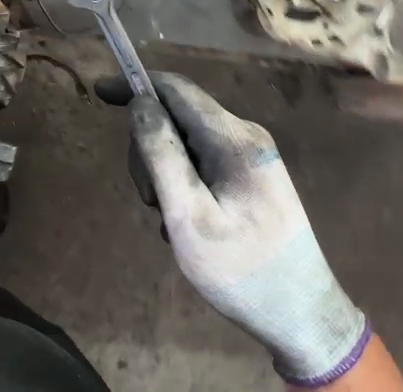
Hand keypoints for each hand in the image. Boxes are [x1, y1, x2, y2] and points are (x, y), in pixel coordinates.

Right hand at [128, 72, 369, 386]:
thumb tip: (140, 103)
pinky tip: (188, 221)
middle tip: (150, 200)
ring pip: (185, 138)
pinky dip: (182, 181)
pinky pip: (201, 158)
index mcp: (233, 139)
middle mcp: (245, 135)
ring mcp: (251, 154)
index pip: (175, 88)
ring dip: (164, 169)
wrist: (303, 318)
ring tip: (171, 218)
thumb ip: (161, 154)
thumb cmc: (241, 271)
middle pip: (177, 114)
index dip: (134, 84)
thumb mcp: (189, 217)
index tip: (99, 93)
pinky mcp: (251, 174)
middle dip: (149, 146)